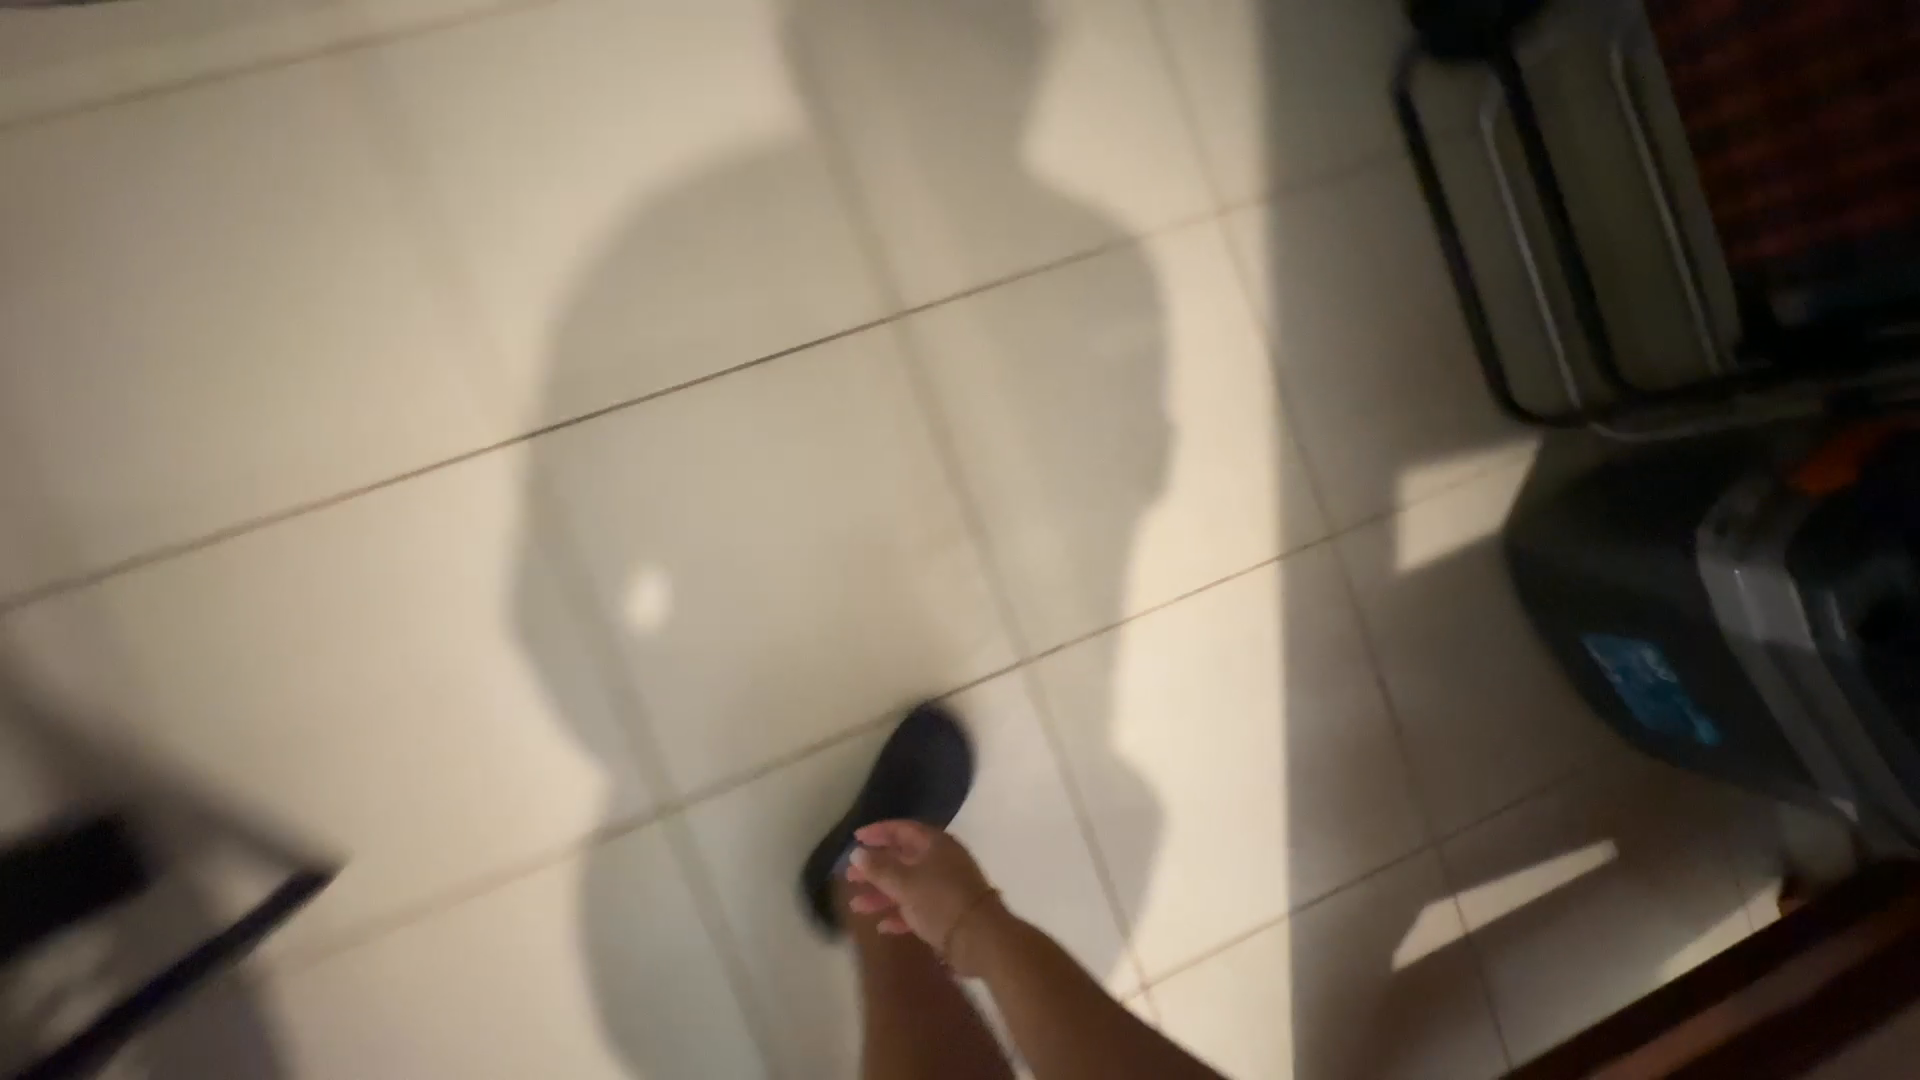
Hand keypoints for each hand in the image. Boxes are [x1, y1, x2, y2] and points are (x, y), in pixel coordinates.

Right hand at [844, 820, 1004, 970]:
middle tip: (849, 876)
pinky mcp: (946, 912)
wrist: (980, 938)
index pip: (902, 829)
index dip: (877, 832)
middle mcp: (940, 860)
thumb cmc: (941, 900)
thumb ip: (879, 868)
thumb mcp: (905, 882)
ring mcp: (945, 886)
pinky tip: (881, 926)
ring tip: (856, 905)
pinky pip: (917, 908)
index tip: (855, 839)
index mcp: (934, 843)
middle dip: (875, 867)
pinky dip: (899, 914)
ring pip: (907, 885)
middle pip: (902, 858)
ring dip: (882, 894)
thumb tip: (857, 852)